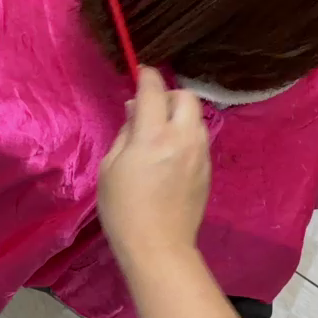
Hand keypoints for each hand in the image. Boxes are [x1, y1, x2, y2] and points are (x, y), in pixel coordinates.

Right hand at [98, 67, 209, 274]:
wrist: (158, 245)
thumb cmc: (123, 208)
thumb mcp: (110, 167)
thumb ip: (126, 133)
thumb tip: (136, 112)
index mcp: (154, 136)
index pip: (154, 91)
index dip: (146, 76)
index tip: (140, 72)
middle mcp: (183, 138)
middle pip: (186, 98)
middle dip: (168, 96)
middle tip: (148, 109)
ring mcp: (200, 154)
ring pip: (195, 119)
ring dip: (178, 116)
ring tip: (157, 133)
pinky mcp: (207, 169)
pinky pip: (198, 140)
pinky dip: (184, 136)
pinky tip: (167, 156)